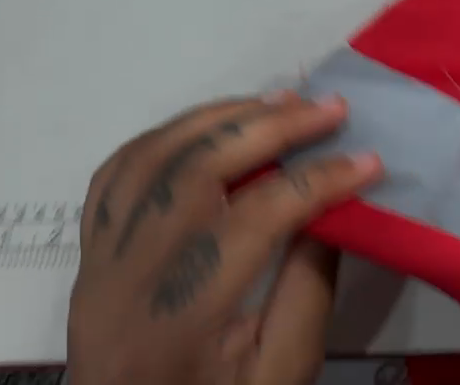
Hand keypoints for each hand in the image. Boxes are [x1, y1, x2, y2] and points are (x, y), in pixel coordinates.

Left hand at [69, 92, 381, 384]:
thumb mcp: (281, 375)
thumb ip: (310, 287)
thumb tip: (335, 202)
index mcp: (177, 323)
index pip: (253, 220)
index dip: (318, 181)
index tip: (370, 161)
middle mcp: (122, 283)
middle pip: (193, 171)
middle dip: (272, 126)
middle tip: (331, 109)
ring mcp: (96, 264)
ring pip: (151, 156)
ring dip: (222, 116)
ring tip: (282, 102)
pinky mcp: (90, 254)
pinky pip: (118, 172)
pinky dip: (171, 134)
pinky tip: (217, 126)